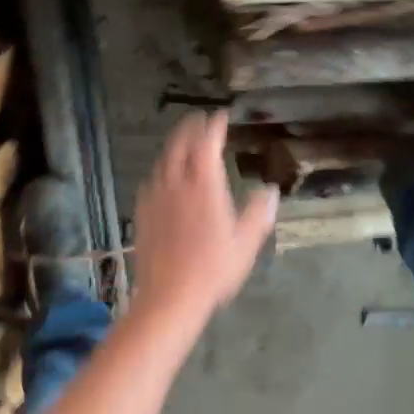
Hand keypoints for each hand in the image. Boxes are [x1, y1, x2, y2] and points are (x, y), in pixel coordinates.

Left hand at [132, 113, 278, 322]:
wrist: (169, 297)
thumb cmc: (213, 269)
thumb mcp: (246, 243)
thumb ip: (258, 213)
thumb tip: (270, 191)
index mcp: (204, 185)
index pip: (207, 143)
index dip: (214, 126)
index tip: (220, 116)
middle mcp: (178, 184)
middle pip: (180, 145)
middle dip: (190, 128)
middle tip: (200, 121)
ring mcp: (157, 198)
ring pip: (163, 161)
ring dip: (174, 146)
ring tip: (183, 142)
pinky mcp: (143, 214)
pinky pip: (152, 182)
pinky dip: (161, 171)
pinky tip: (163, 178)